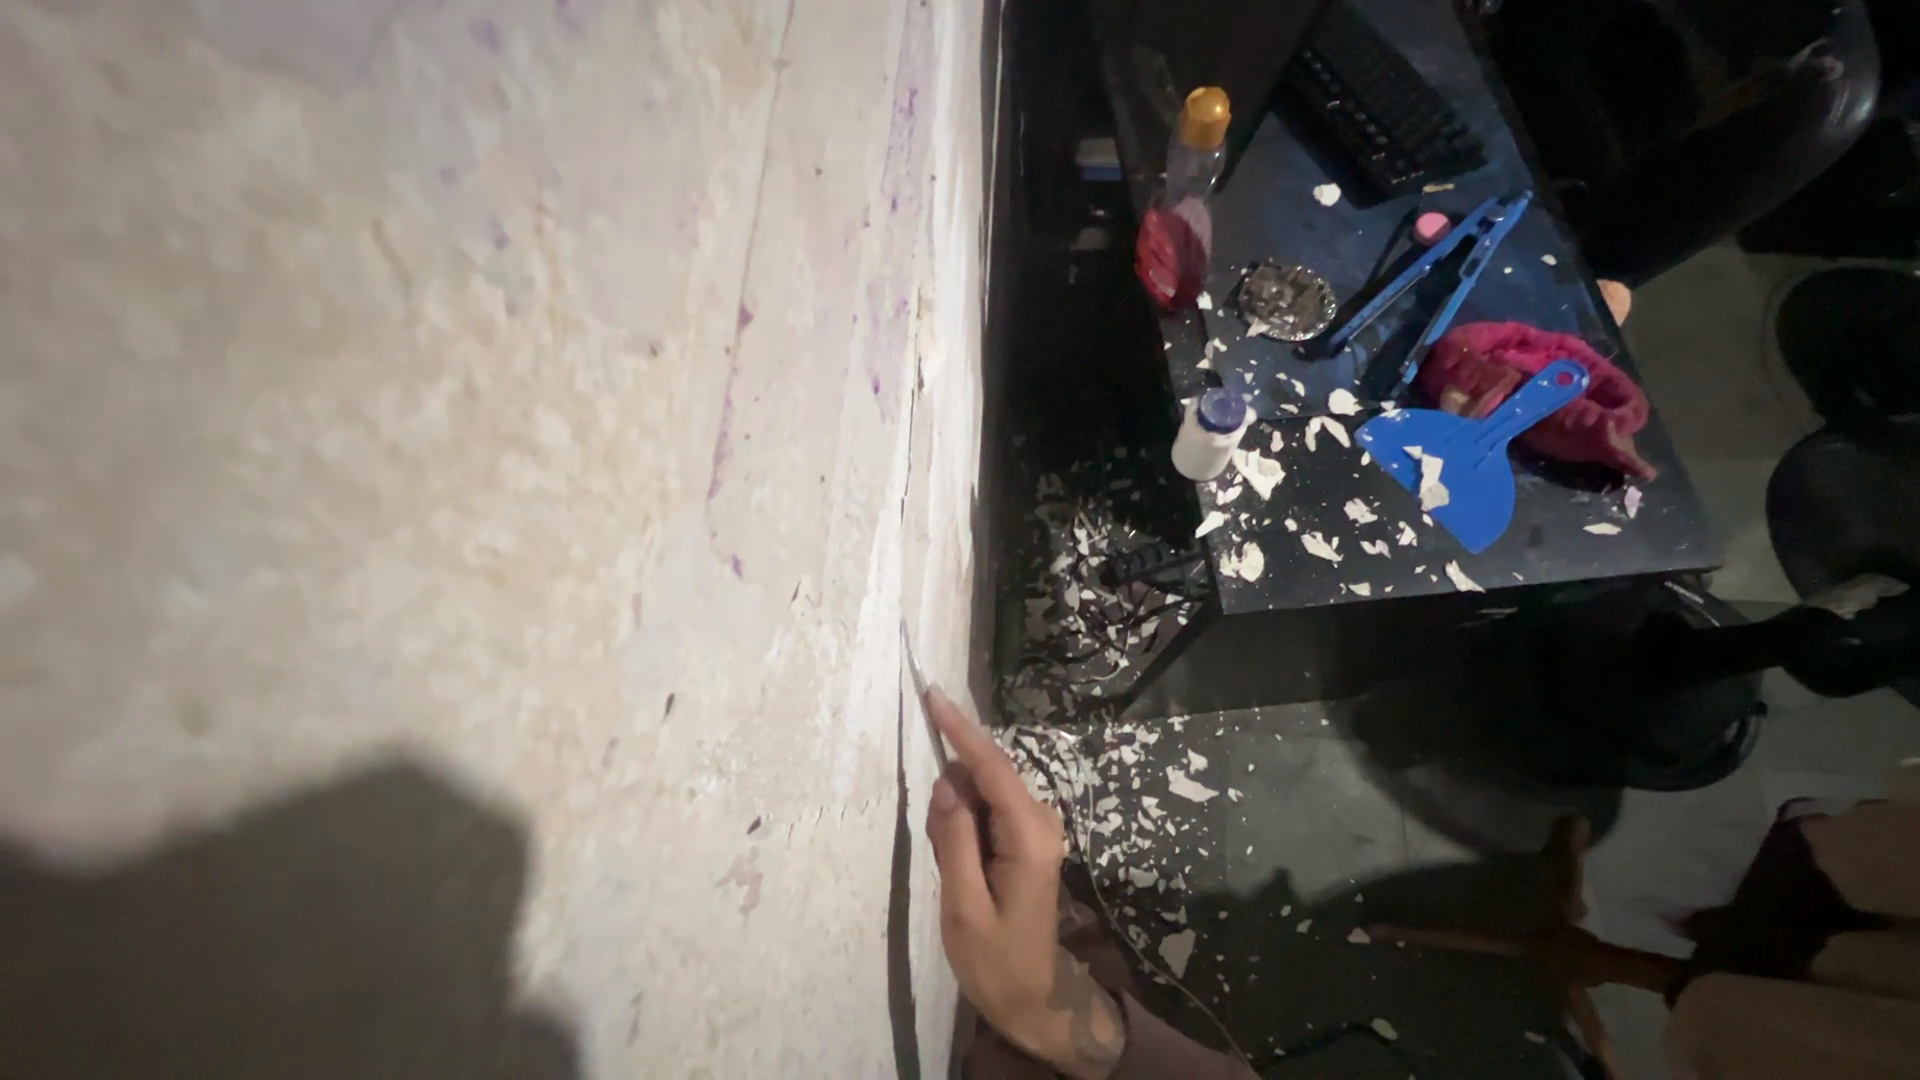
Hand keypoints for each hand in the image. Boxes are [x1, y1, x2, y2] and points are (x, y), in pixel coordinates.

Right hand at [923, 690, 1125, 1078]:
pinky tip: (962, 866)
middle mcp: (1041, 821)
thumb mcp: (963, 906)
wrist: (1034, 997)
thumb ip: (954, 839)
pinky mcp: (1028, 836)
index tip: (934, 696)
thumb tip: (946, 782)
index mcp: (1030, 836)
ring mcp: (1037, 827)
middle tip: (938, 847)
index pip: (993, 767)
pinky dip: (965, 823)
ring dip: (957, 813)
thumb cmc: (996, 960)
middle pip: (987, 775)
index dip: (961, 730)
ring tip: (953, 870)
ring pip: (984, 792)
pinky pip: (988, 810)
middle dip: (951, 789)